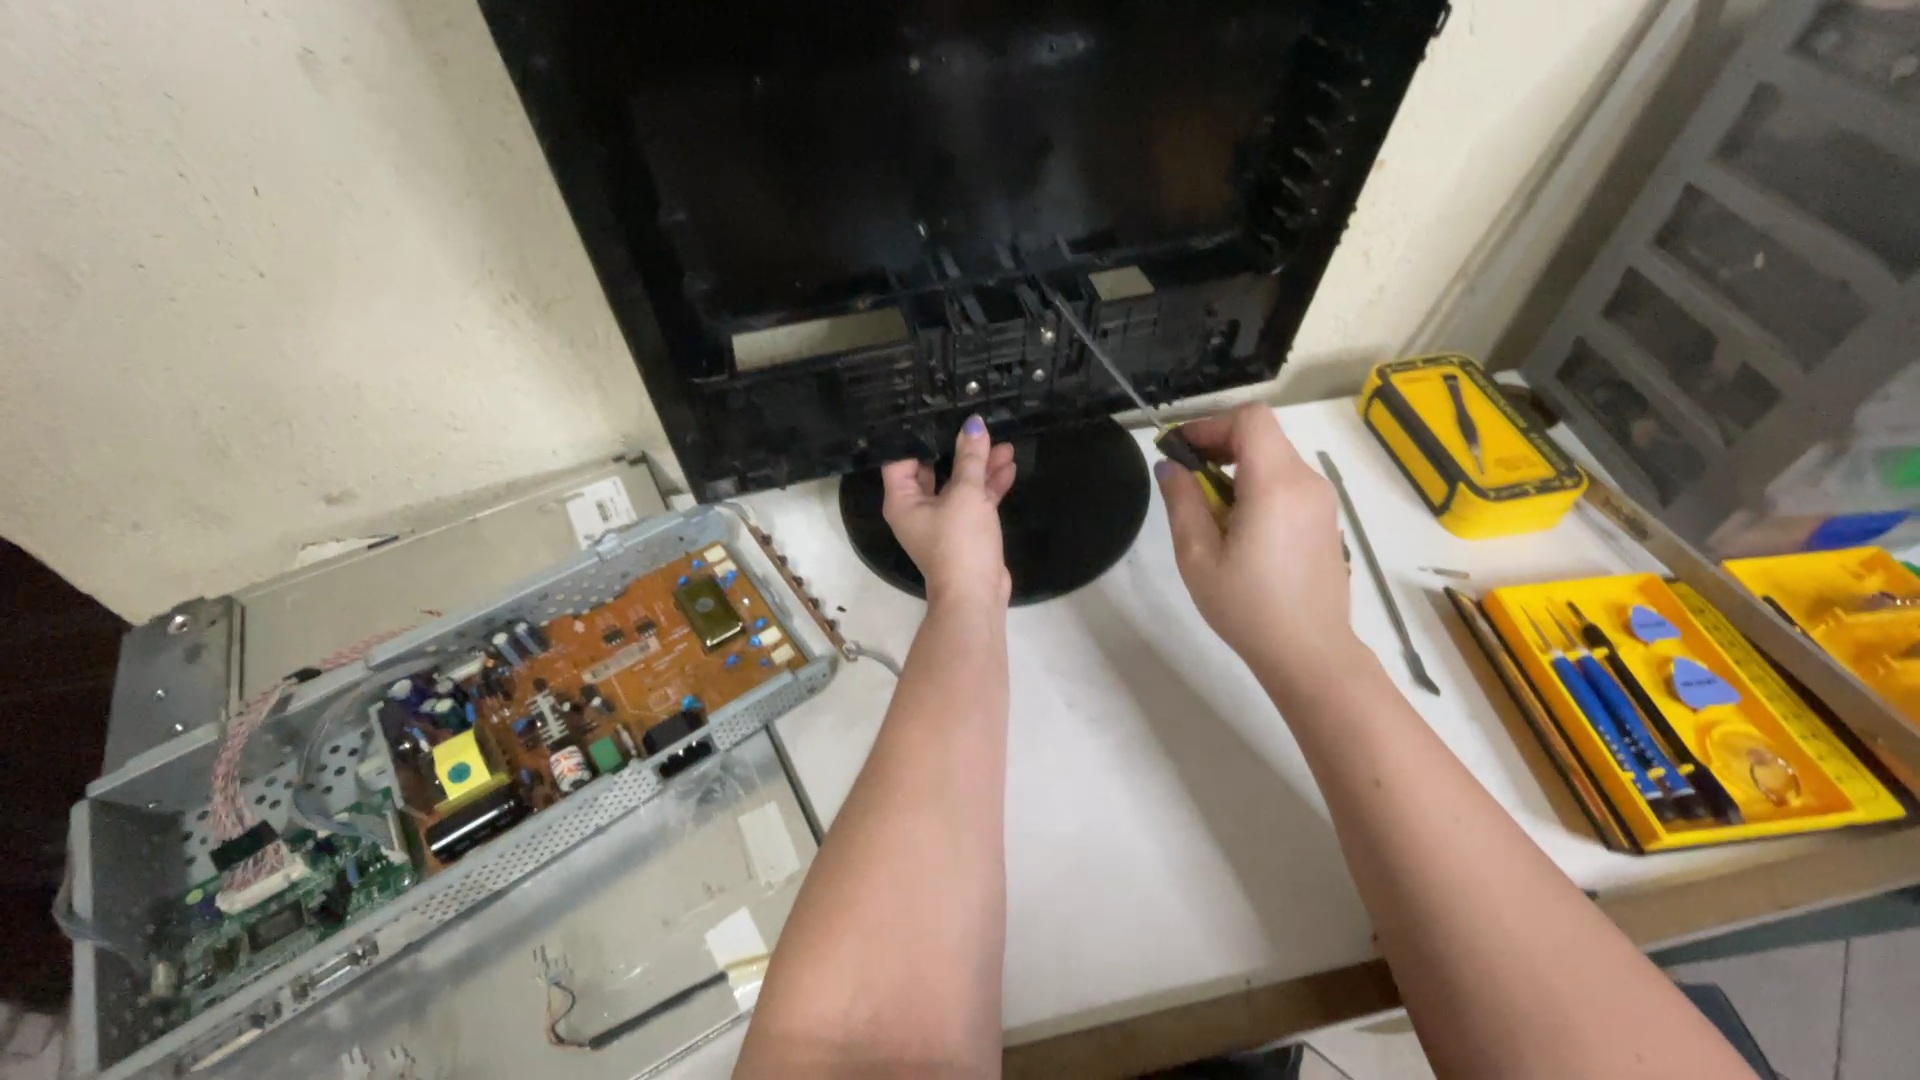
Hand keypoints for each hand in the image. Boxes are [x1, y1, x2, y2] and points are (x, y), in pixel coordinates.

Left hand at [882, 415, 1017, 608]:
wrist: (975, 596)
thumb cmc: (960, 542)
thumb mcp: (966, 494)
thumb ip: (970, 457)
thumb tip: (974, 424)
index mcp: (902, 500)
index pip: (901, 458)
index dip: (918, 436)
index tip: (939, 414)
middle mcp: (916, 509)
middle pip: (933, 469)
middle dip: (957, 448)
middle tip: (976, 424)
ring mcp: (941, 521)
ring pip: (958, 485)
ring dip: (979, 467)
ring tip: (1004, 443)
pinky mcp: (964, 532)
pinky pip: (973, 501)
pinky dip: (988, 486)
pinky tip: (1009, 466)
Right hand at [1156, 404, 1362, 681]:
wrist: (1309, 652)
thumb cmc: (1247, 607)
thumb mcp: (1198, 557)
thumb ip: (1183, 502)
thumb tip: (1170, 467)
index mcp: (1276, 485)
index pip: (1250, 419)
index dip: (1211, 424)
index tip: (1181, 450)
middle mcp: (1306, 482)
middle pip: (1263, 434)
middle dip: (1220, 443)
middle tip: (1187, 477)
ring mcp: (1321, 500)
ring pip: (1275, 457)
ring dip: (1238, 465)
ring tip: (1209, 507)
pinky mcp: (1325, 519)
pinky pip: (1288, 482)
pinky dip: (1258, 484)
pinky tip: (1238, 524)